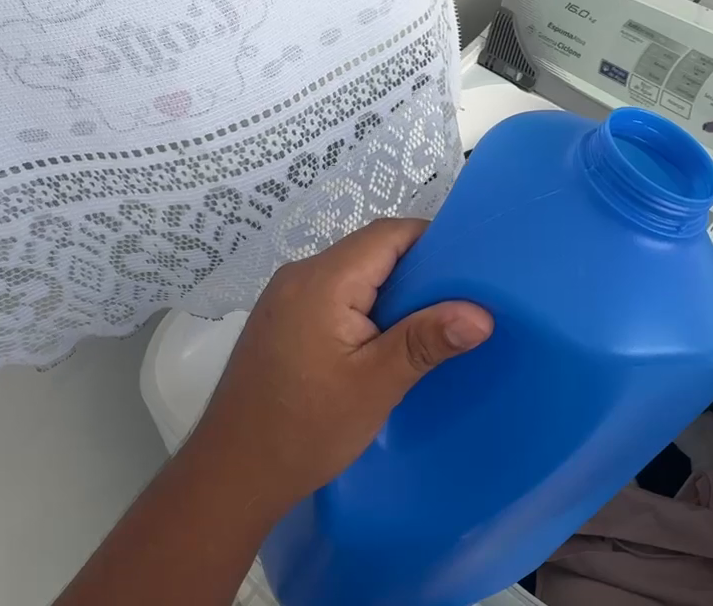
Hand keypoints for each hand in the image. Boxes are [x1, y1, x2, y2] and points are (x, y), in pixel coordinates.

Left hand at [187, 218, 493, 520]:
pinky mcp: (281, 318)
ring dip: (391, 289)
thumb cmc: (306, 429)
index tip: (470, 271)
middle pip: (371, 249)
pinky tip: (383, 338)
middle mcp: (300, 274)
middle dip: (417, 269)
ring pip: (353, 271)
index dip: (434, 242)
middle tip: (458, 301)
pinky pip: (333, 291)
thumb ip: (427, 341)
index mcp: (324, 279)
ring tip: (428, 322)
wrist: (229, 478)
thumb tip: (483, 314)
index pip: (390, 234)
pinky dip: (365, 303)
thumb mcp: (376, 385)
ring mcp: (285, 295)